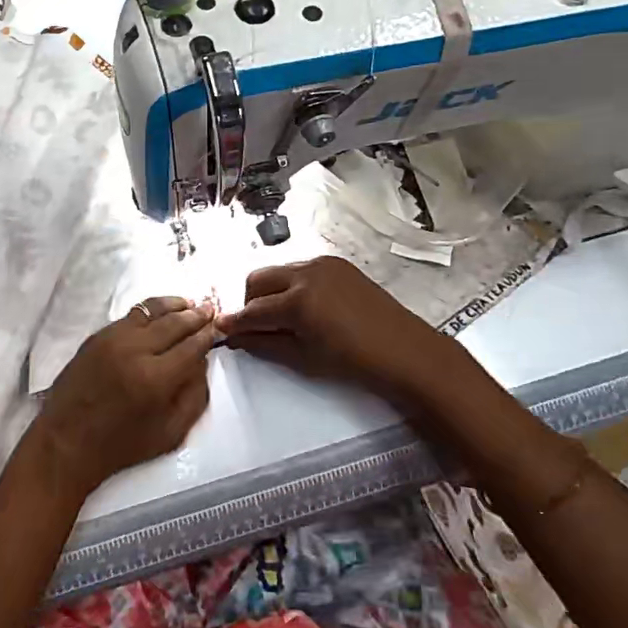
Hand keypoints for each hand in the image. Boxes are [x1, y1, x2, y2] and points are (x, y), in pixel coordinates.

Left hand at [33, 296, 218, 495]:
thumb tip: (202, 362)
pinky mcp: (97, 336)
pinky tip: (160, 313)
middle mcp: (134, 351)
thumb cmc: (121, 446)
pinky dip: (150, 311)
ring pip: (150, 311)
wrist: (66, 441)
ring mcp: (112, 339)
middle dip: (195, 315)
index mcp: (155, 379)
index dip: (207, 336)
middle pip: (174, 323)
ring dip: (174, 305)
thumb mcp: (170, 433)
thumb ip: (194, 396)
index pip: (191, 347)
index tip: (218, 328)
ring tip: (188, 304)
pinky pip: (130, 316)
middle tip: (210, 309)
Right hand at [215, 256, 455, 403]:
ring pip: (278, 272)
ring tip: (281, 319)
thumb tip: (236, 337)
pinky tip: (304, 308)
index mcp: (297, 301)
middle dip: (249, 302)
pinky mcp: (338, 264)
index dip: (234, 322)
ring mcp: (324, 264)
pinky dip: (292, 286)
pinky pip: (301, 270)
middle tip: (254, 326)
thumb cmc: (354, 363)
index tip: (221, 329)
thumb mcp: (302, 358)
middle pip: (258, 279)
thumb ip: (264, 344)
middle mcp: (306, 273)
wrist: (406, 353)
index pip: (252, 310)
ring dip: (270, 292)